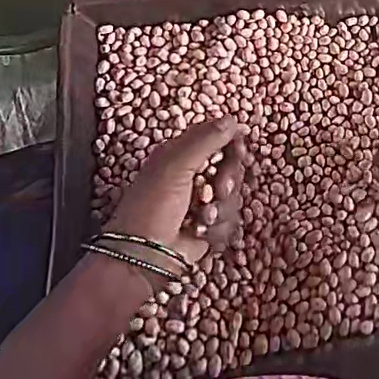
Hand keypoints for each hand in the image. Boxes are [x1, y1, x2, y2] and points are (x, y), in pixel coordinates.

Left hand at [105, 117, 250, 265]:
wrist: (140, 258)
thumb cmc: (150, 208)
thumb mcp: (174, 166)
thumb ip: (204, 140)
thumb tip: (232, 120)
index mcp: (182, 154)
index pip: (218, 138)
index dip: (232, 144)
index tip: (238, 152)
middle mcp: (194, 175)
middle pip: (232, 167)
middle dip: (228, 180)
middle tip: (219, 190)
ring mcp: (203, 201)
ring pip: (235, 195)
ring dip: (222, 208)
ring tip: (202, 218)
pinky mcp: (210, 226)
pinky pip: (231, 220)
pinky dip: (218, 228)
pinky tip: (201, 232)